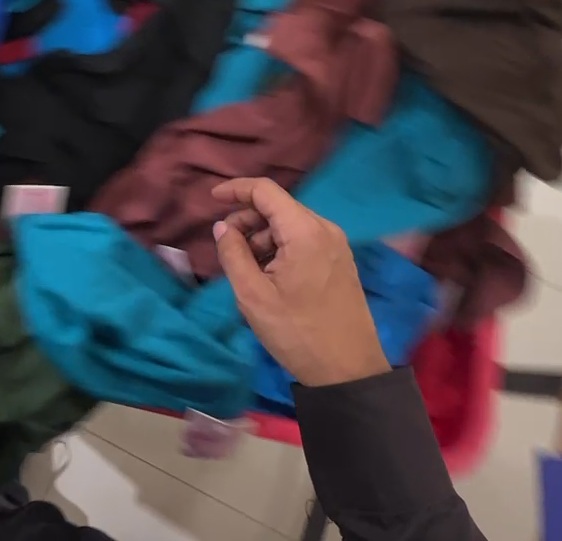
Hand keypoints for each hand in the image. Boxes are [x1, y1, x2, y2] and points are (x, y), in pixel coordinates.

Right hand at [212, 177, 389, 387]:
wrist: (349, 373)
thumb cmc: (298, 332)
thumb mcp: (253, 296)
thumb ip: (233, 254)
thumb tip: (223, 227)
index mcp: (304, 231)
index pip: (266, 190)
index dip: (236, 189)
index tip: (212, 198)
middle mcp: (324, 229)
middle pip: (278, 206)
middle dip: (247, 218)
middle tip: (227, 244)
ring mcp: (336, 244)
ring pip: (290, 223)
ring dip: (263, 234)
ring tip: (247, 265)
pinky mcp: (340, 260)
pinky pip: (304, 238)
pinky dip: (281, 245)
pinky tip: (269, 271)